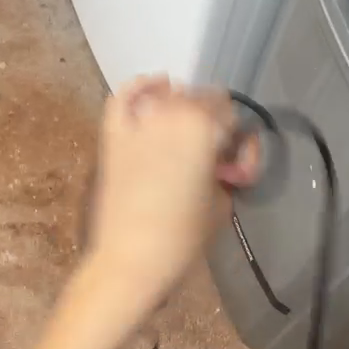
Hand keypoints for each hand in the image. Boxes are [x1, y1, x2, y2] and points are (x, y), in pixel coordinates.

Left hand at [77, 77, 255, 311]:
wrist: (131, 261)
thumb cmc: (182, 238)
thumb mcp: (221, 203)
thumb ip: (225, 171)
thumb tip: (219, 163)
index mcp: (204, 128)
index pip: (230, 113)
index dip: (235, 138)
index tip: (232, 165)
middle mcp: (171, 113)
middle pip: (201, 100)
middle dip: (210, 122)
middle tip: (210, 157)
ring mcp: (138, 121)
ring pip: (169, 95)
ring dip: (182, 108)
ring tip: (185, 135)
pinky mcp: (112, 136)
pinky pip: (126, 96)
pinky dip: (142, 88)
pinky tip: (156, 88)